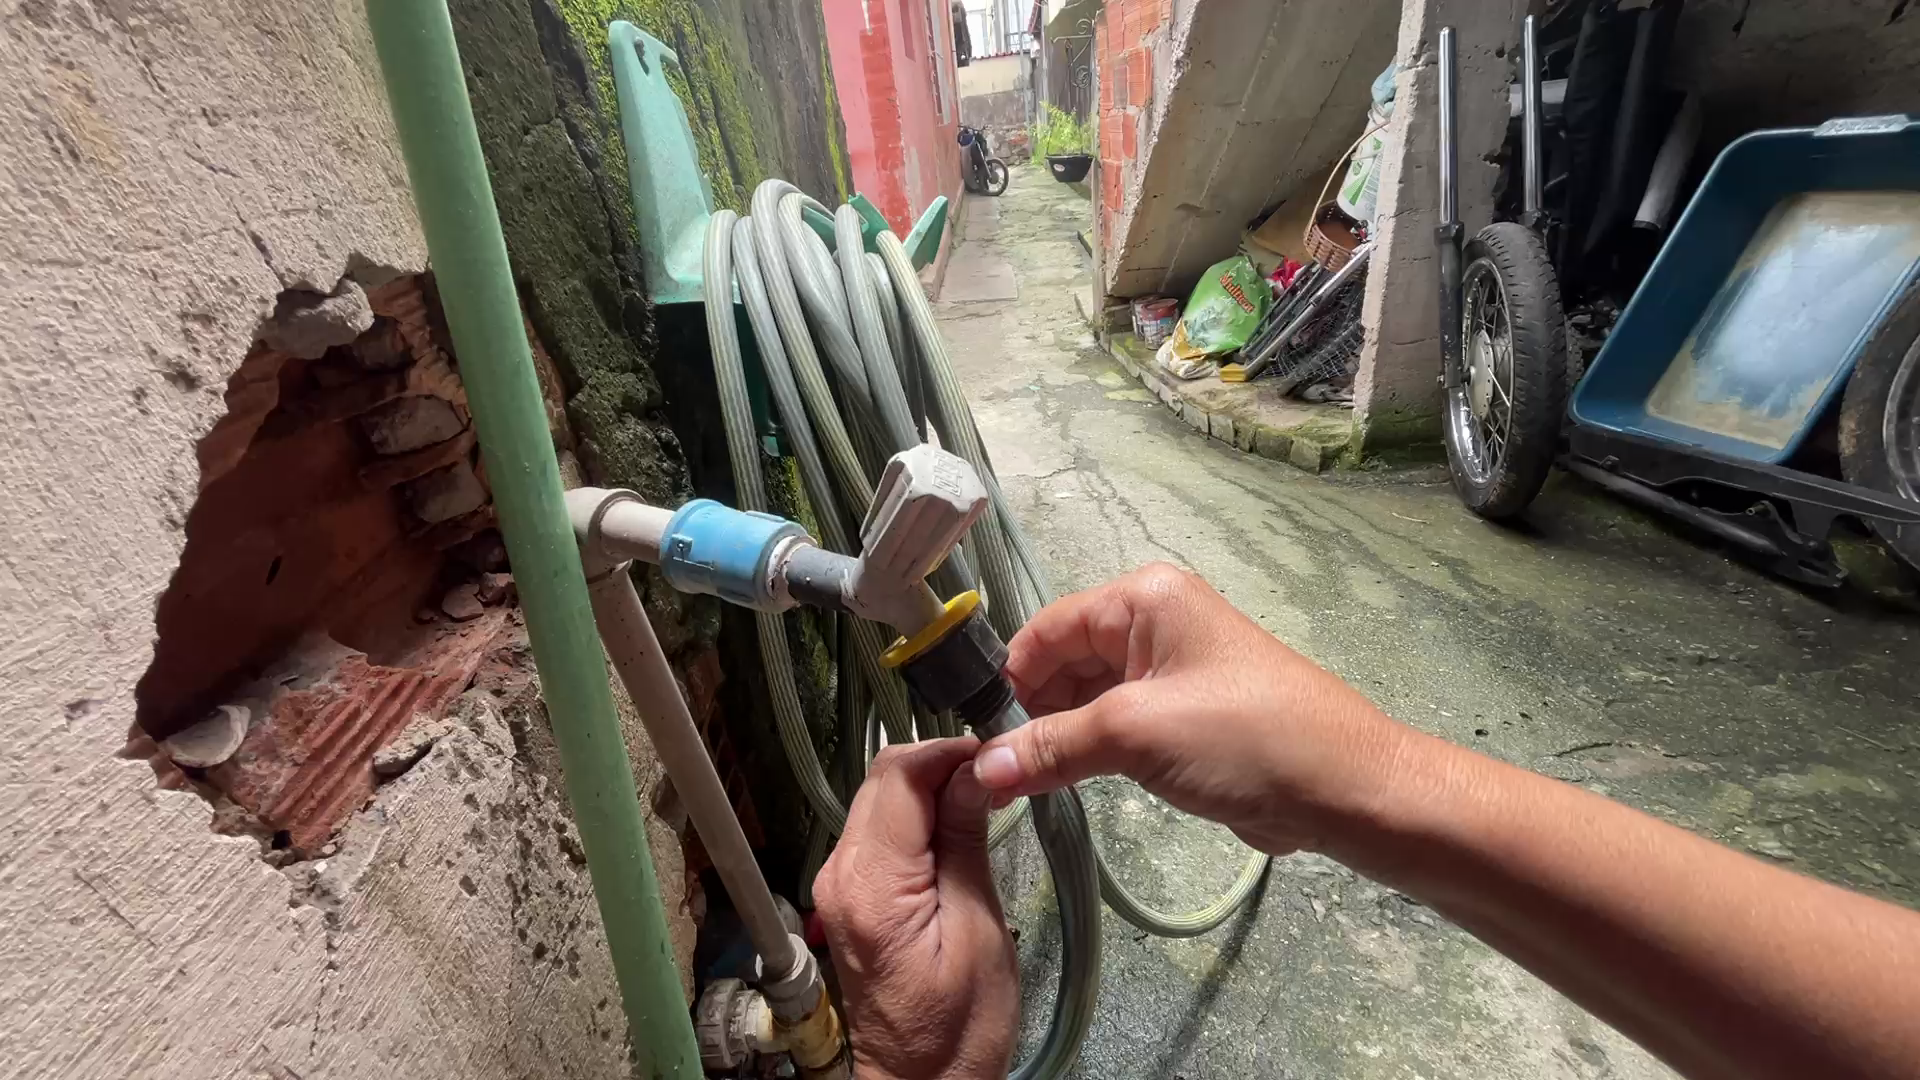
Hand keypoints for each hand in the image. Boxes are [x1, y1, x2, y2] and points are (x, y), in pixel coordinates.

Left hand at [814, 738, 1017, 1079]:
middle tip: (994, 774)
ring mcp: (838, 876)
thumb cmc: (960, 1023)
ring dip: (930, 781)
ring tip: (981, 794)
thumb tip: (976, 767)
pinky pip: (880, 821)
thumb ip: (966, 838)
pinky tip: (953, 819)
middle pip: (884, 776)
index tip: (995, 755)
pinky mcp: (848, 886)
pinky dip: (917, 807)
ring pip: (880, 792)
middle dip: (940, 761)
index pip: (900, 776)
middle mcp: (841, 869)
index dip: (948, 751)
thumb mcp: (978, 928)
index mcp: (872, 881)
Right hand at [972, 563, 1412, 855]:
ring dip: (1064, 730)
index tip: (984, 729)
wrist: (1348, 790)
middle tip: (1007, 763)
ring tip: (1035, 775)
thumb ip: (1052, 746)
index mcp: (1143, 598)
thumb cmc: (1239, 737)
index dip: (1014, 675)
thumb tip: (981, 769)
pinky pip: (1117, 717)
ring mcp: (1169, 665)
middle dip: (1038, 707)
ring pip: (1089, 692)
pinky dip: (1092, 744)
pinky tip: (1073, 775)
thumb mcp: (1135, 732)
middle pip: (1067, 658)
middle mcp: (1153, 620)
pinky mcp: (1181, 708)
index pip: (1051, 626)